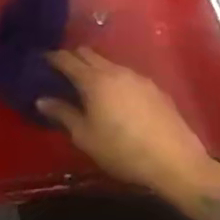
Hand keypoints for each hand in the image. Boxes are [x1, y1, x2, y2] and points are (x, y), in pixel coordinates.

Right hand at [36, 47, 219, 203]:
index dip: (50, 57)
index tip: (40, 61)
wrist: (179, 166)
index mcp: (93, 80)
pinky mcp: (156, 90)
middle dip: (72, 58)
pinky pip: (126, 75)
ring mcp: (138, 78)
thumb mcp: (85, 137)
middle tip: (61, 72)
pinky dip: (114, 79)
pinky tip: (116, 98)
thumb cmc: (123, 151)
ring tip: (88, 85)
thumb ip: (62, 114)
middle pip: (87, 53)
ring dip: (94, 68)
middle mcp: (115, 71)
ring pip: (108, 63)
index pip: (65, 58)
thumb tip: (42, 99)